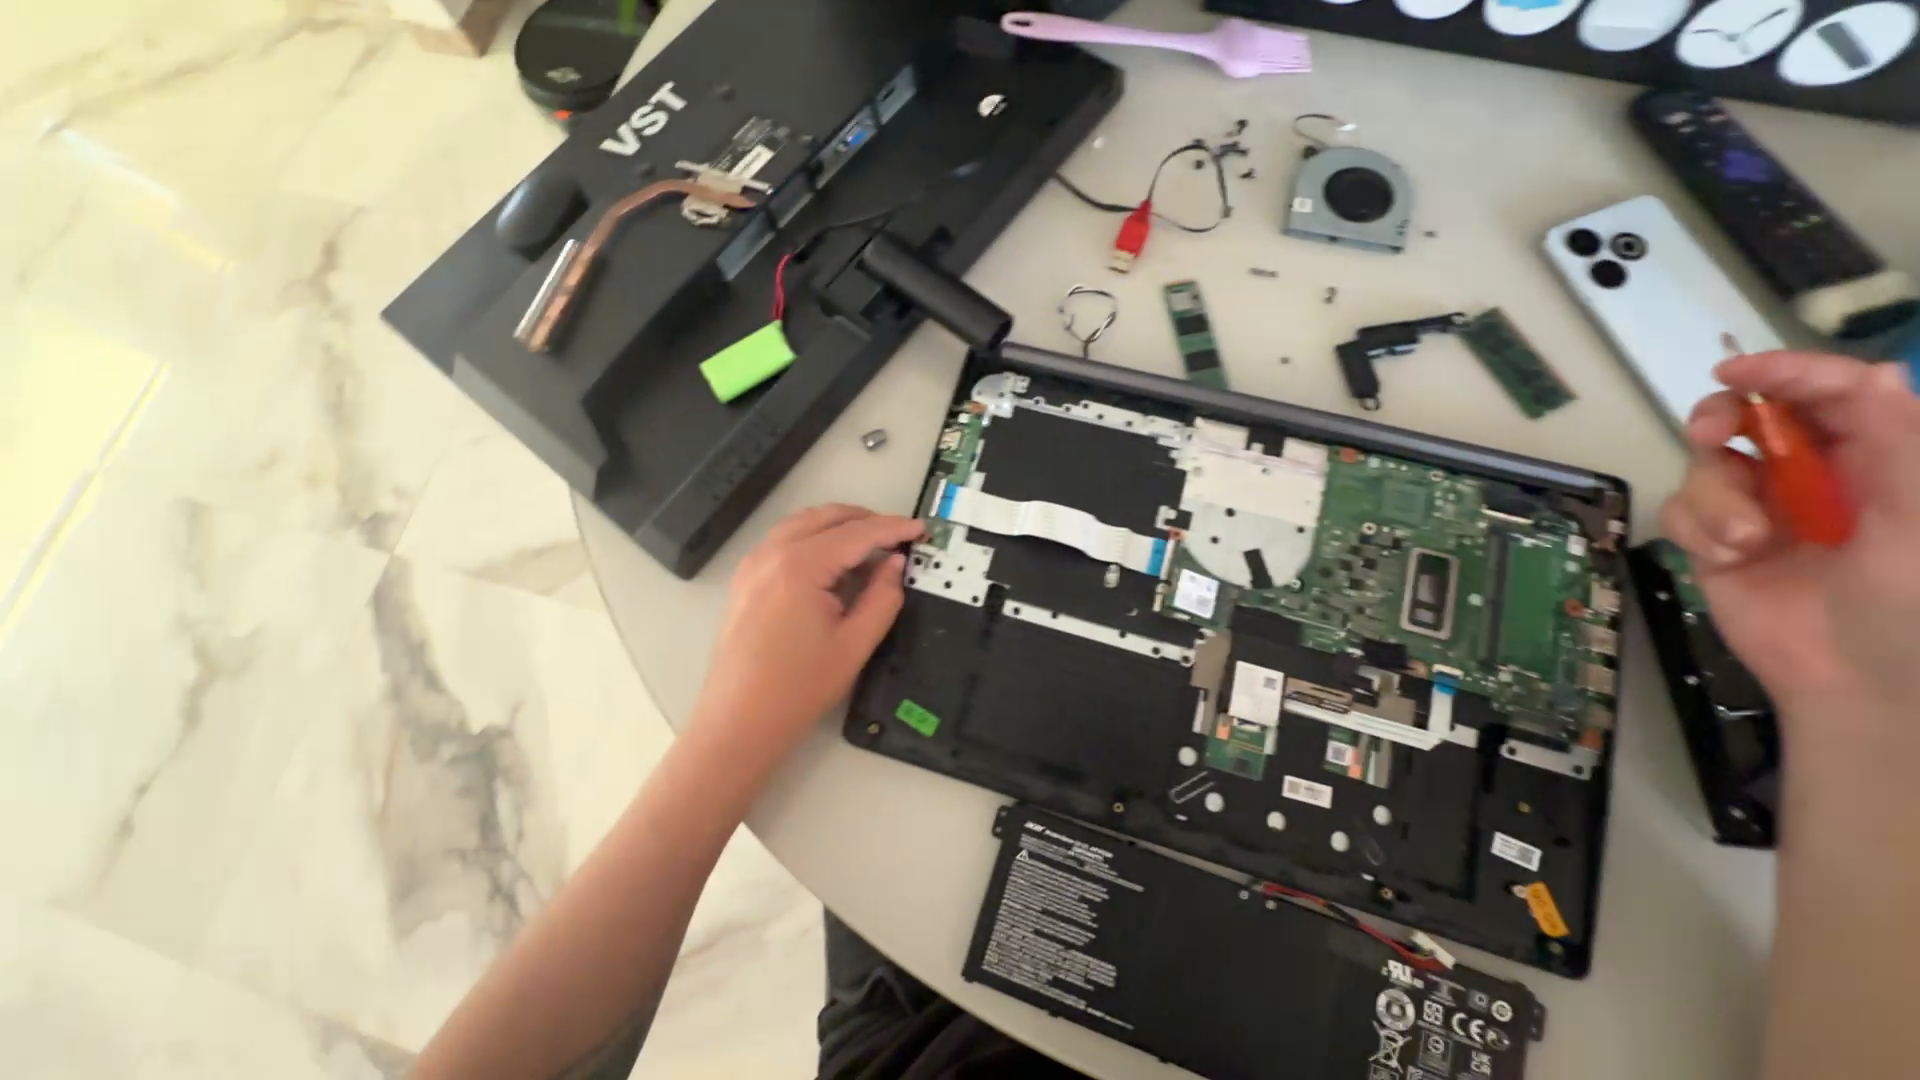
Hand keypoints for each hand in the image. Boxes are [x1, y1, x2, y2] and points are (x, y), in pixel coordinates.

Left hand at [692, 504, 923, 749]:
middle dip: (866, 520)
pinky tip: (834, 564)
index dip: (893, 528)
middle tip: (899, 537)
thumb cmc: (799, 688)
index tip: (921, 529)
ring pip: (803, 524)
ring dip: (839, 526)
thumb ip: (882, 598)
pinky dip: (814, 538)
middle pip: (827, 517)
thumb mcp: (855, 644)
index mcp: (800, 566)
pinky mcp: (745, 579)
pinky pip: (784, 541)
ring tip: (870, 546)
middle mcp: (772, 553)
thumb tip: (895, 564)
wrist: (739, 721)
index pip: (857, 533)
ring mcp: (753, 564)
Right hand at [1661, 351, 1919, 729]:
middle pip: (1747, 414)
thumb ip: (1898, 440)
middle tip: (1712, 435)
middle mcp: (1811, 472)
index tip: (1734, 372)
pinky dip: (1698, 531)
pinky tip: (1729, 559)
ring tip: (1746, 543)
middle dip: (1719, 419)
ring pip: (1704, 466)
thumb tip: (1865, 372)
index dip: (1784, 372)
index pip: (1829, 392)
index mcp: (1875, 455)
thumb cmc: (1911, 603)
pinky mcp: (1713, 539)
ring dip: (1718, 501)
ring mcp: (1757, 506)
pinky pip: (1680, 510)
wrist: (1856, 683)